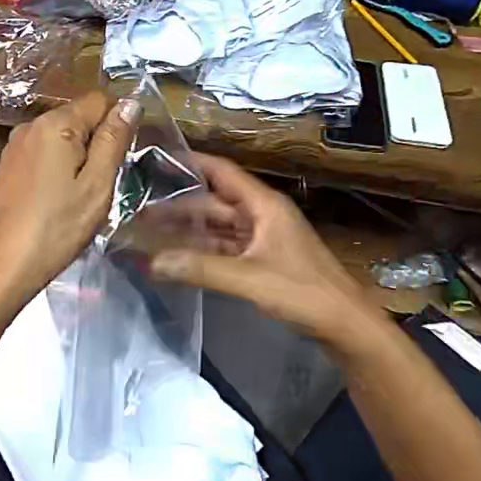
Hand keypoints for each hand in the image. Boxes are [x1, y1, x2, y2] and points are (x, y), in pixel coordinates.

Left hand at [0, 91, 138, 310]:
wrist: (4, 265)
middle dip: (99, 140)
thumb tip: (130, 103)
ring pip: (63, 136)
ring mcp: (16, 145)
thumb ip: (114, 140)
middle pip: (79, 116)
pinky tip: (61, 197)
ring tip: (85, 193)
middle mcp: (32, 125)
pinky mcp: (9, 165)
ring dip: (80, 156)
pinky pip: (46, 153)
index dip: (119, 122)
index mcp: (56, 124)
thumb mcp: (98, 184)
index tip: (125, 155)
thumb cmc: (58, 226)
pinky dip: (61, 167)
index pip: (99, 100)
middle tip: (106, 181)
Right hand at [150, 154, 377, 343]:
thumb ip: (200, 269)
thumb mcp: (248, 278)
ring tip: (148, 230)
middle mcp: (263, 215)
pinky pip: (227, 248)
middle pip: (215, 202)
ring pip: (220, 226)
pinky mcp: (264, 261)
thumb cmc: (302, 291)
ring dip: (189, 229)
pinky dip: (204, 251)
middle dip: (179, 204)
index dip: (190, 162)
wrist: (343, 322)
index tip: (155, 158)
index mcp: (264, 205)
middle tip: (137, 207)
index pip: (222, 172)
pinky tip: (178, 257)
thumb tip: (149, 262)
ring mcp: (264, 239)